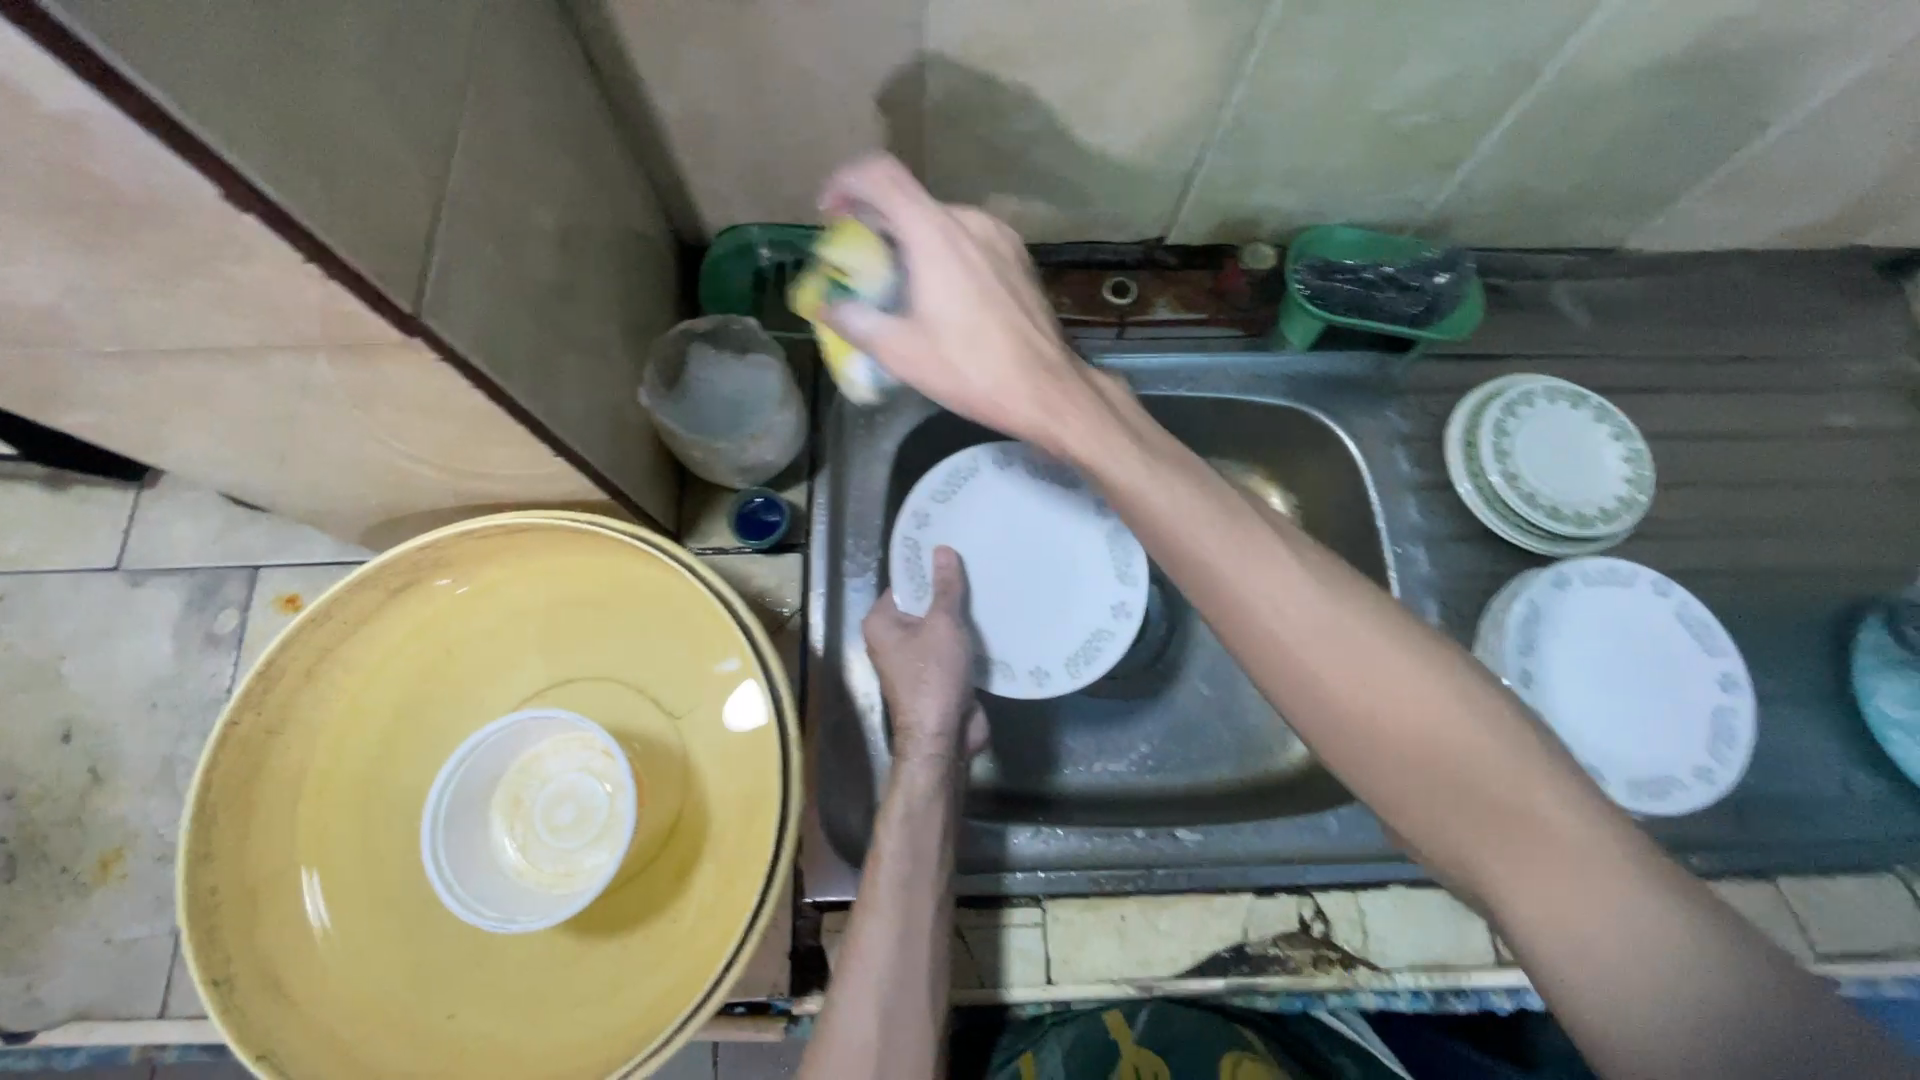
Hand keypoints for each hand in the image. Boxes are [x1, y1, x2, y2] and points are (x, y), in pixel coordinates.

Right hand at [818, 154, 1101, 454]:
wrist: (1046, 389)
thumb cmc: (971, 369)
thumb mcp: (900, 352)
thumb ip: (855, 321)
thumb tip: (828, 306)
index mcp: (934, 233)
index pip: (880, 175)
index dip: (845, 181)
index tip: (829, 213)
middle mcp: (969, 221)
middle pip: (910, 202)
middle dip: (876, 227)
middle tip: (861, 267)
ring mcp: (1000, 236)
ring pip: (940, 223)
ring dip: (911, 243)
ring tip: (901, 287)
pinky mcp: (1018, 257)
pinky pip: (969, 240)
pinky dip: (943, 254)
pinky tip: (942, 296)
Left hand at [864, 546, 989, 767]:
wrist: (943, 737)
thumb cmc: (934, 675)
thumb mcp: (943, 624)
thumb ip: (945, 587)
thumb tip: (942, 549)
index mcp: (881, 623)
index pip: (905, 583)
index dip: (928, 569)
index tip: (956, 552)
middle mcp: (892, 640)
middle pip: (924, 605)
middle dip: (949, 593)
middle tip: (980, 568)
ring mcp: (914, 660)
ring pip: (941, 628)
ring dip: (963, 618)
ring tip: (991, 590)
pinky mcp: (937, 676)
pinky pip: (952, 648)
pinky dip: (969, 640)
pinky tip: (993, 622)